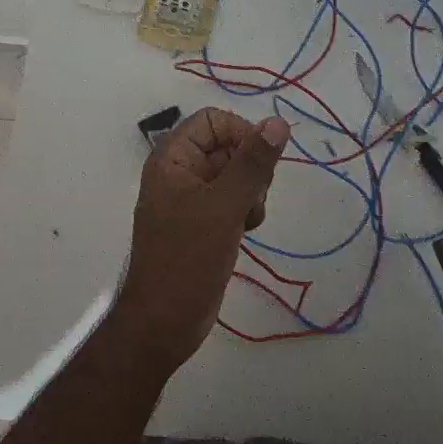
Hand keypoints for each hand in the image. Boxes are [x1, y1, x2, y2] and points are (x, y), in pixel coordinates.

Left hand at [112, 107, 289, 373]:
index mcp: (172, 157)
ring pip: (235, 174)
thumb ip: (253, 162)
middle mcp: (179, 171)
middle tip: (252, 198)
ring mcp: (190, 198)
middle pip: (227, 145)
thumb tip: (278, 122)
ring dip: (250, 192)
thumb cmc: (188, 258)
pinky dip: (244, 210)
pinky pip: (232, 199)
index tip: (259, 164)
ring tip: (247, 219)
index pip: (214, 120)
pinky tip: (245, 232)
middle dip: (249, 168)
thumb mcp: (225, 206)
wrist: (164, 323)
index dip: (241, 134)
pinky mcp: (203, 222)